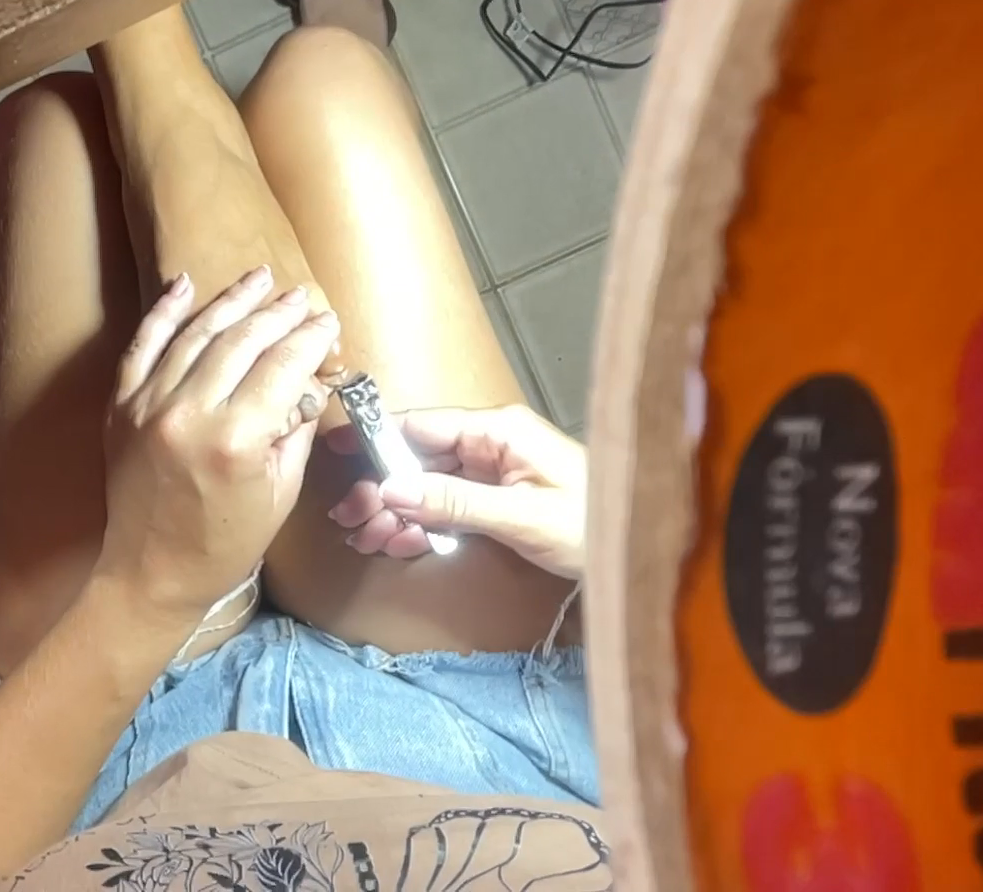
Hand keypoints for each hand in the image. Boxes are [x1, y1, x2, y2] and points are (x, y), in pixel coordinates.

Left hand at [96, 266, 340, 621]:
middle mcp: (188, 413)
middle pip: (242, 342)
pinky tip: (186, 285)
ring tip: (259, 278)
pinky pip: (142, 346)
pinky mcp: (121, 407)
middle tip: (302, 296)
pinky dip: (163, 313)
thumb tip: (309, 380)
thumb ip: (294, 428)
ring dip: (231, 302)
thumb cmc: (225, 543)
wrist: (151, 573)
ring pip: (196, 334)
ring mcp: (147, 405)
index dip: (310, 339)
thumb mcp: (280, 492)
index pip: (283, 367)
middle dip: (278, 314)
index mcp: (236, 440)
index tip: (328, 321)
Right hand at [324, 404, 584, 577]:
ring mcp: (488, 474)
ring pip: (422, 488)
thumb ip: (454, 501)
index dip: (375, 436)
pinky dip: (418, 527)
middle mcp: (486, 446)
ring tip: (364, 539)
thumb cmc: (597, 526)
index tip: (335, 447)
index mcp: (495, 432)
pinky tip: (395, 543)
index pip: (420, 425)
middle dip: (379, 489)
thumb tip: (390, 489)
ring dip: (392, 513)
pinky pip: (442, 508)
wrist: (647, 556)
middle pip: (415, 461)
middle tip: (347, 519)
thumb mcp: (523, 517)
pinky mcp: (492, 500)